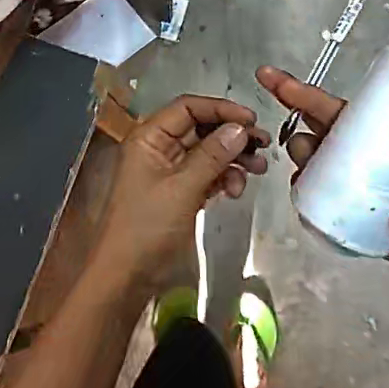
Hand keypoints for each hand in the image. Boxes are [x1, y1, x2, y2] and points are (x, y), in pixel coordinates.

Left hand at [92, 95, 269, 296]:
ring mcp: (170, 172)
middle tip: (263, 145)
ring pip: (208, 152)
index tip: (252, 120)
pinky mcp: (180, 193)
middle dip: (232, 135)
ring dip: (233, 158)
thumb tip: (241, 128)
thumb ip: (213, 155)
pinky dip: (224, 178)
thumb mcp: (182, 188)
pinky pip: (208, 174)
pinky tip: (236, 190)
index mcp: (149, 138)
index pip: (188, 108)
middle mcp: (159, 148)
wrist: (125, 279)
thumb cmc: (146, 228)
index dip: (221, 109)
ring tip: (258, 169)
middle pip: (201, 128)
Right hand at [256, 66, 388, 287]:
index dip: (311, 96)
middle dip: (297, 120)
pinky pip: (315, 200)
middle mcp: (363, 157)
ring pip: (313, 162)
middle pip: (320, 130)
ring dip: (301, 158)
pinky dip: (303, 195)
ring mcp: (351, 186)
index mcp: (387, 140)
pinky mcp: (344, 216)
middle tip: (294, 138)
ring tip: (302, 164)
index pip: (345, 112)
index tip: (279, 81)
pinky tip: (301, 195)